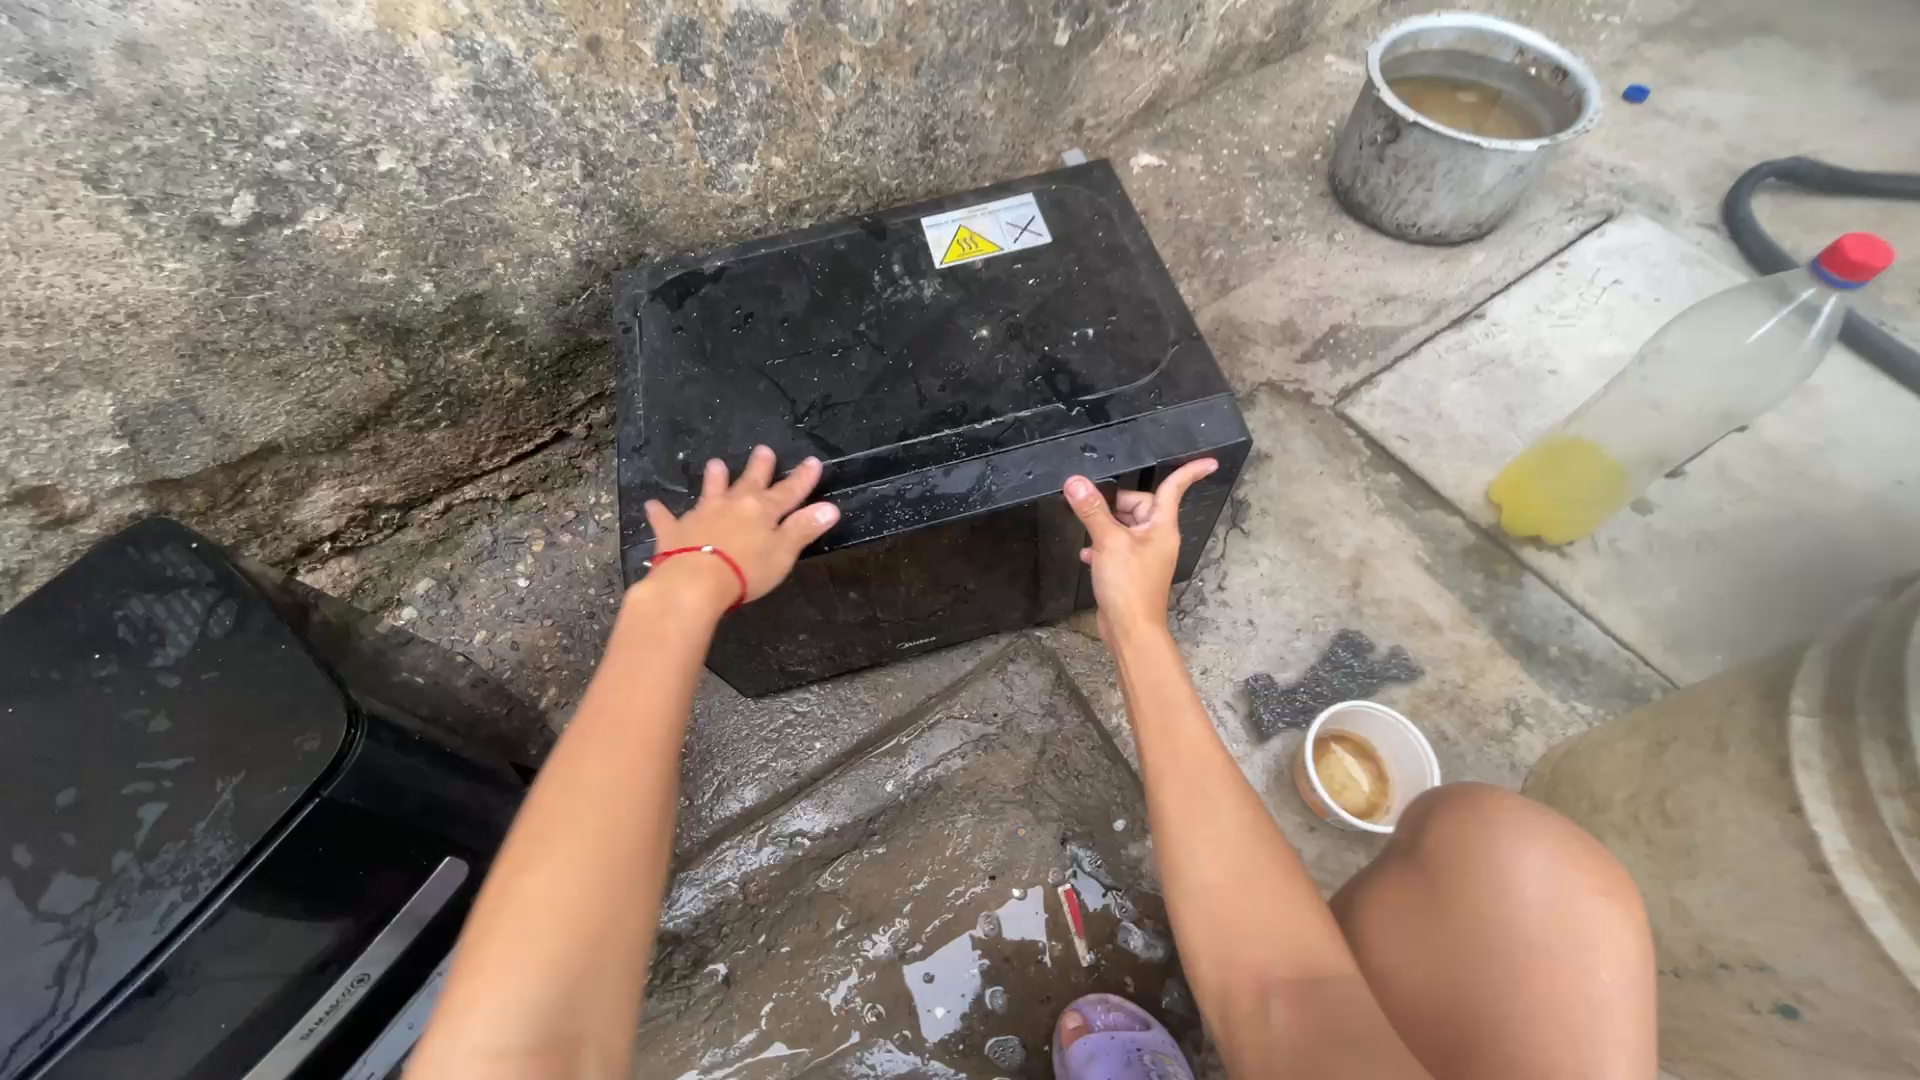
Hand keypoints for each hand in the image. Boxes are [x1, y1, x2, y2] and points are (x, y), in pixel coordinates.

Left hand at [640, 445, 839, 613]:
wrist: (694, 582)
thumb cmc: (746, 570)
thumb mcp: (784, 551)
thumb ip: (804, 528)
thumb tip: (830, 507)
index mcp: (762, 511)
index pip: (789, 492)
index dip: (802, 478)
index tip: (812, 462)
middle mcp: (732, 505)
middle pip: (749, 483)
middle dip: (759, 467)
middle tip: (764, 450)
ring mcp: (701, 516)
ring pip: (710, 492)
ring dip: (714, 479)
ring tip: (715, 464)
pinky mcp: (674, 532)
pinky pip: (666, 519)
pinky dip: (660, 512)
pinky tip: (652, 505)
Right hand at [1063, 458, 1217, 641]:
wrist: (1131, 629)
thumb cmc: (1130, 586)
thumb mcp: (1108, 541)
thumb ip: (1092, 510)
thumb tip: (1076, 483)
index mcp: (1162, 526)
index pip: (1175, 489)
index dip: (1190, 472)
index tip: (1209, 462)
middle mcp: (1158, 538)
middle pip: (1139, 505)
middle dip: (1116, 505)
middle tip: (1094, 511)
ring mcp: (1146, 555)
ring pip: (1126, 527)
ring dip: (1106, 527)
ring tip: (1089, 534)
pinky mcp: (1134, 570)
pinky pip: (1118, 547)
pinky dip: (1103, 547)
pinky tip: (1087, 555)